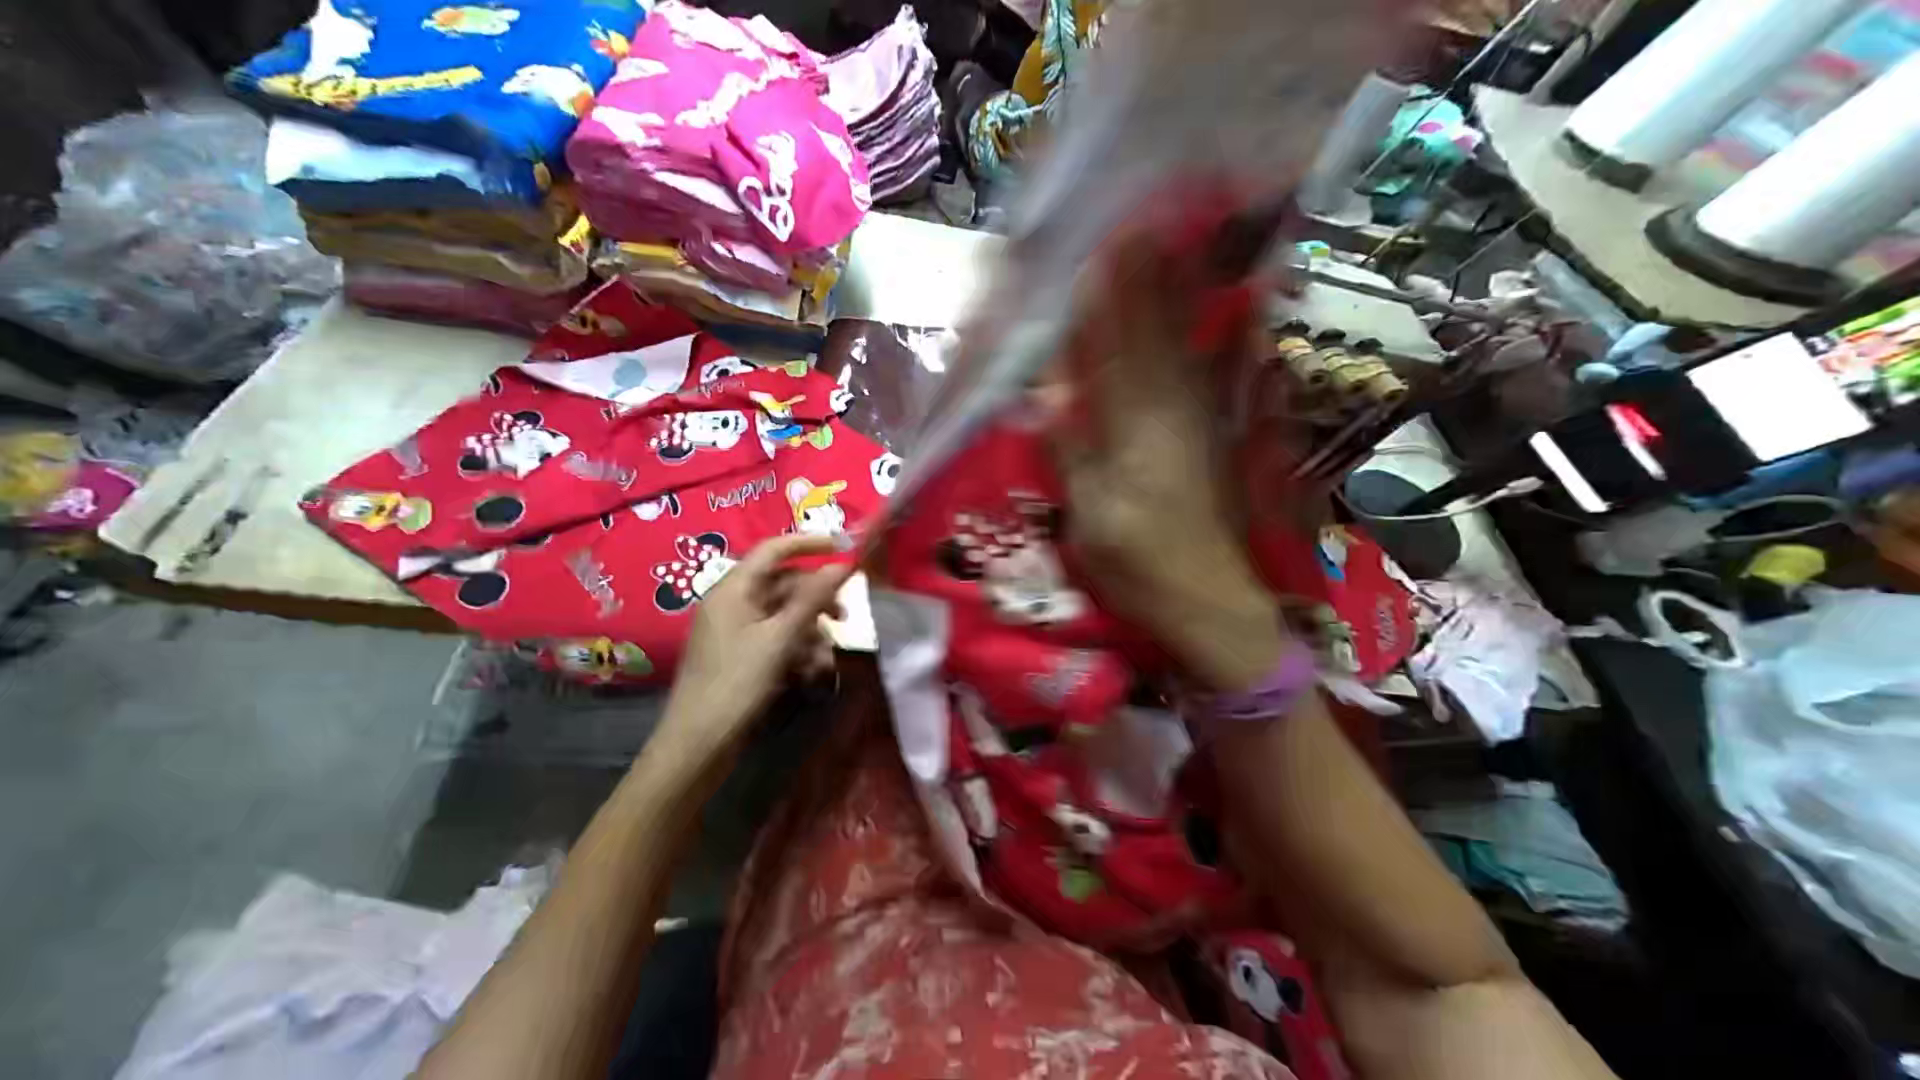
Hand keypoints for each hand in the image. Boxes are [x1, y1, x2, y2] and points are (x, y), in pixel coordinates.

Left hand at [652, 535, 851, 771]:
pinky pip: (774, 637)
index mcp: (734, 589)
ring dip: (810, 631)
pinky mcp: (739, 653)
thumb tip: (841, 565)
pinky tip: (811, 672)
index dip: (809, 543)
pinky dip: (796, 648)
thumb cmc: (738, 683)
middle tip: (845, 616)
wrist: (700, 741)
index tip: (844, 546)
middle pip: (783, 584)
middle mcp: (732, 602)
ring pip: (783, 614)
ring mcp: (734, 629)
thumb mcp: (780, 638)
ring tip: (825, 659)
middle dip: (816, 600)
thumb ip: (812, 599)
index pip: (774, 549)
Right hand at [1052, 235, 1286, 690]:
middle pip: (1153, 337)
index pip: (1110, 354)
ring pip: (1188, 348)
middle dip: (1144, 279)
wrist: (1214, 607)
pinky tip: (1233, 315)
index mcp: (1132, 436)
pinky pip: (1222, 378)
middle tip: (1141, 221)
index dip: (1102, 301)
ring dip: (1181, 296)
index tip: (1096, 250)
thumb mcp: (1089, 524)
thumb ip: (1071, 456)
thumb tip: (1045, 396)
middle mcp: (1171, 417)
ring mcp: (1203, 426)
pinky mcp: (1222, 440)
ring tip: (1178, 246)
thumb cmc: (1140, 572)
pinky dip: (1223, 341)